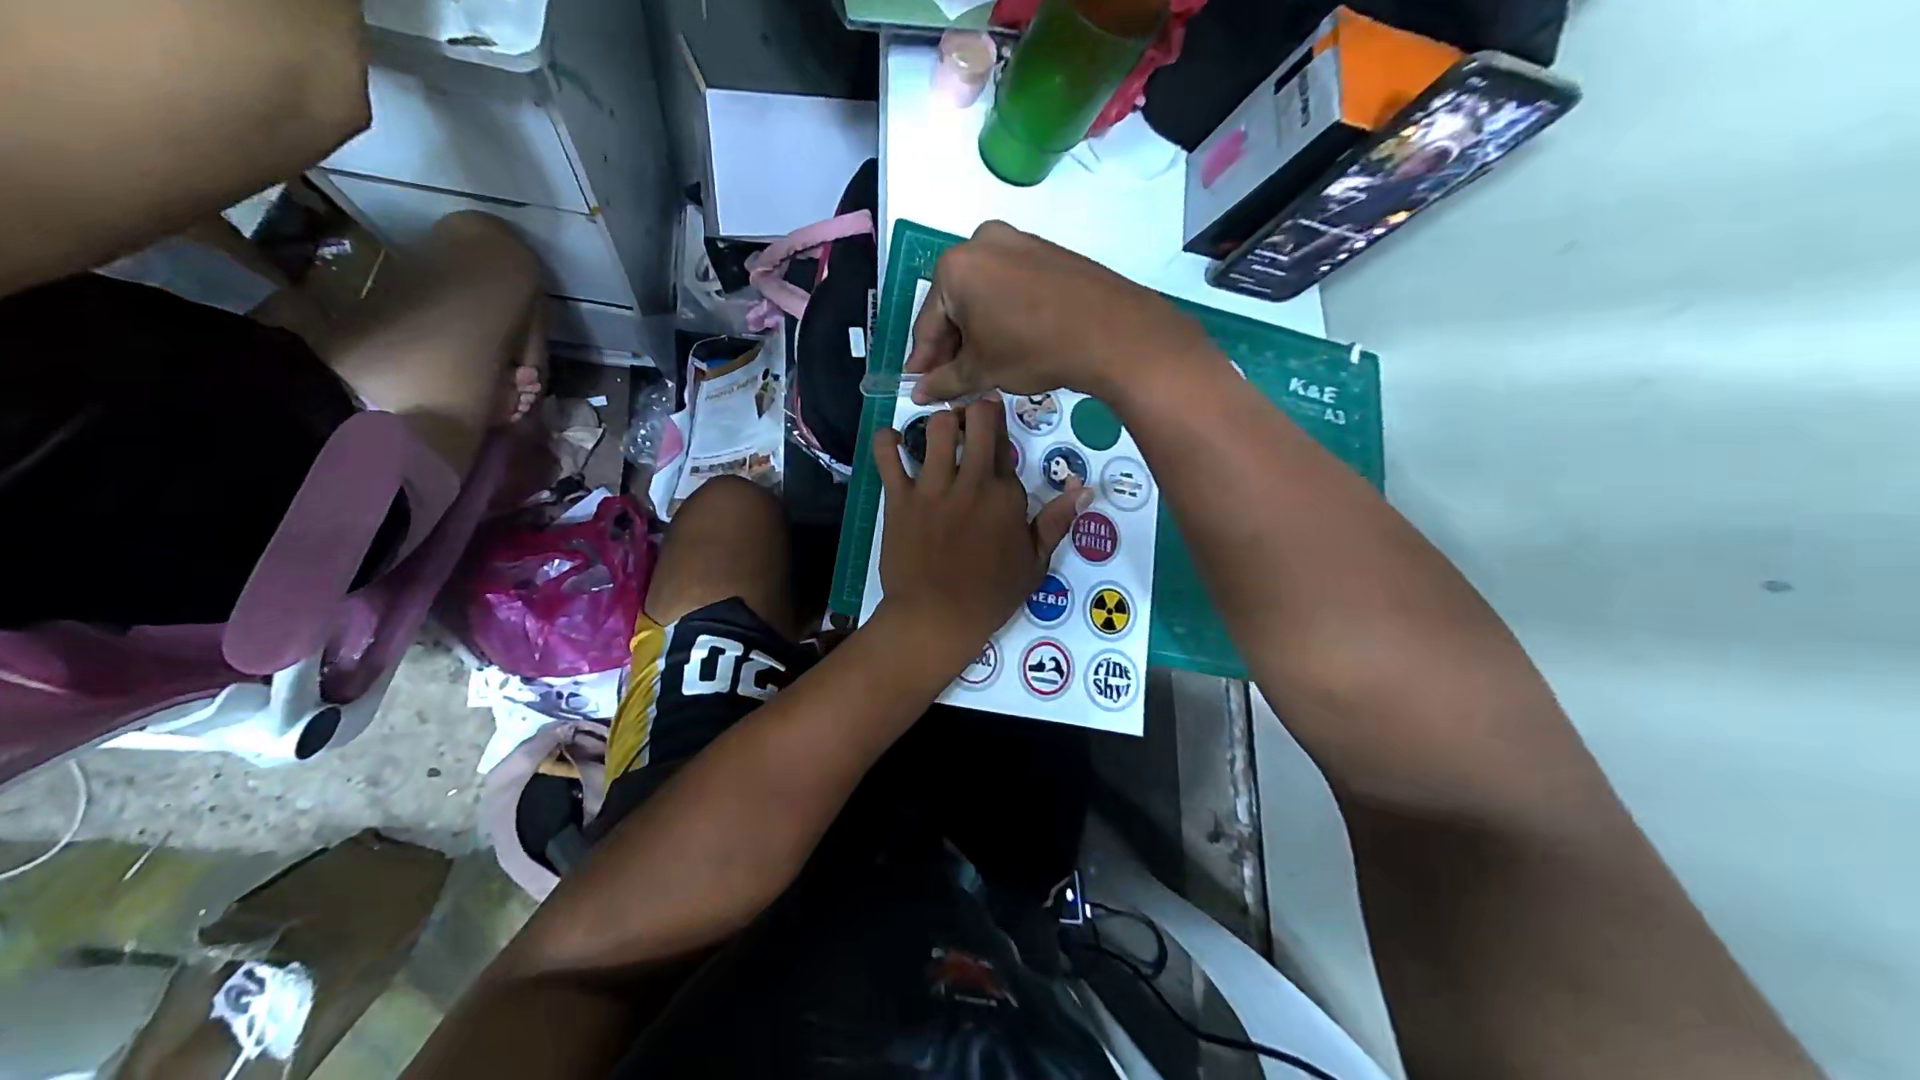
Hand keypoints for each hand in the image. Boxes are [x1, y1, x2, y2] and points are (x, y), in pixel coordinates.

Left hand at [873, 396, 1085, 670]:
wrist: (937, 619)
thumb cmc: (990, 596)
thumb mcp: (1034, 563)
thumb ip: (1055, 522)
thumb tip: (1083, 489)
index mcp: (1005, 495)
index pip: (1005, 441)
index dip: (1000, 427)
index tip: (995, 424)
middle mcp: (970, 481)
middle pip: (975, 419)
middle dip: (975, 410)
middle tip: (969, 417)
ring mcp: (931, 487)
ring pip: (935, 427)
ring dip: (939, 422)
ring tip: (938, 433)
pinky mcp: (898, 499)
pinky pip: (887, 456)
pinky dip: (886, 442)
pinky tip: (891, 441)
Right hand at [906, 221, 1214, 404]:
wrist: (1111, 332)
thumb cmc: (1032, 349)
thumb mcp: (983, 370)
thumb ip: (945, 380)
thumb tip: (920, 393)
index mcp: (955, 267)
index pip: (928, 323)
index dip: (923, 361)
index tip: (919, 385)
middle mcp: (981, 242)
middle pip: (955, 305)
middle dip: (952, 346)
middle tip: (952, 381)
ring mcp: (1018, 241)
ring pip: (983, 295)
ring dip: (977, 332)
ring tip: (981, 368)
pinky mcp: (1047, 251)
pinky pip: (1011, 286)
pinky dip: (1003, 314)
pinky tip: (1008, 342)